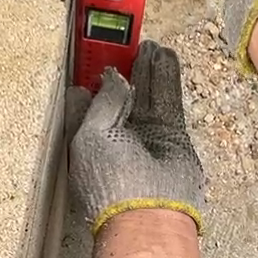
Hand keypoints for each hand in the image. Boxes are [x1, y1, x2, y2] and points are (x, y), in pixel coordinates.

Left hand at [68, 41, 204, 235]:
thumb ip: (103, 101)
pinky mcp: (170, 136)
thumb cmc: (110, 181)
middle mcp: (115, 138)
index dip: (88, 80)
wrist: (150, 214)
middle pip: (119, 96)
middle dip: (121, 70)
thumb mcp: (90, 135)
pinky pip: (169, 99)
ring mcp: (144, 137)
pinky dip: (167, 77)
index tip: (90, 54)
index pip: (86, 103)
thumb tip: (113, 77)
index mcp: (87, 141)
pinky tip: (166, 57)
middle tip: (124, 44)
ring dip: (147, 69)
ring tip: (149, 45)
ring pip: (146, 94)